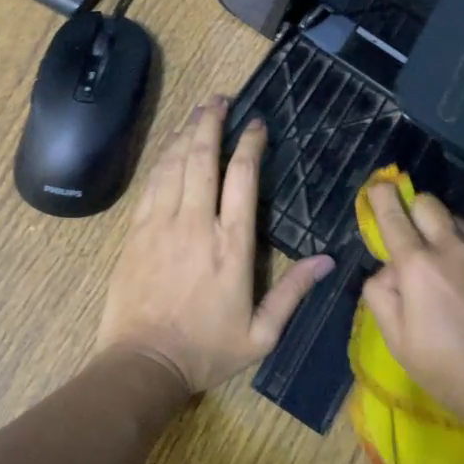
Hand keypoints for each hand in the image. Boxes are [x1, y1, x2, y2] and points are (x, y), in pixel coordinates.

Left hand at [96, 96, 333, 394]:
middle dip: (212, 123)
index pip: (242, 178)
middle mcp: (196, 224)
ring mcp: (162, 225)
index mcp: (231, 245)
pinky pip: (151, 183)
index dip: (250, 144)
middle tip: (221, 99)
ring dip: (187, 133)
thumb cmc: (205, 350)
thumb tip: (327, 261)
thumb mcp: (261, 334)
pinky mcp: (137, 232)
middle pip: (203, 158)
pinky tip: (169, 145)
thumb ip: (293, 293)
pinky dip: (162, 158)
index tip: (256, 123)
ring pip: (174, 164)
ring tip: (198, 110)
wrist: (141, 365)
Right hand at [360, 185, 463, 431]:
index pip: (393, 215)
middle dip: (415, 210)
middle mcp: (451, 247)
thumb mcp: (397, 341)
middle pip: (427, 202)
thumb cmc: (446, 369)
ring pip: (457, 221)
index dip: (381, 196)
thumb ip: (381, 295)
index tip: (378, 188)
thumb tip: (386, 271)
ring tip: (448, 266)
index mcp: (417, 266)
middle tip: (414, 236)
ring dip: (444, 233)